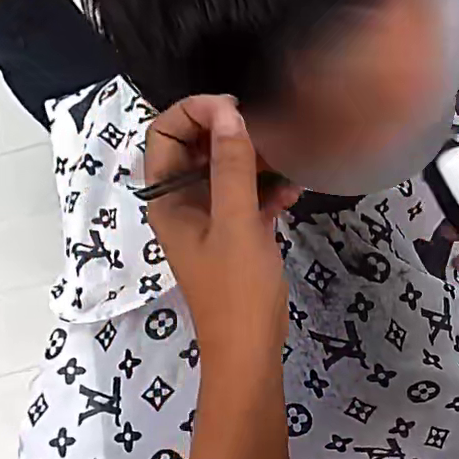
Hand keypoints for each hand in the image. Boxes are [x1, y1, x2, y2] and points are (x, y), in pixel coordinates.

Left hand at [143, 96, 300, 357]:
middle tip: (267, 132)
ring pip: (226, 173)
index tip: (235, 111)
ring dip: (254, 163)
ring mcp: (211, 220)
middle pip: (196, 150)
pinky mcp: (235, 235)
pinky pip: (246, 199)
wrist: (250, 348)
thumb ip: (232, 167)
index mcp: (168, 198)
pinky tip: (293, 192)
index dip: (194, 113)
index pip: (165, 134)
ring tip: (286, 161)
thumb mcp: (236, 223)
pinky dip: (267, 191)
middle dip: (229, 135)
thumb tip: (228, 113)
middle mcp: (183, 204)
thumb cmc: (236, 289)